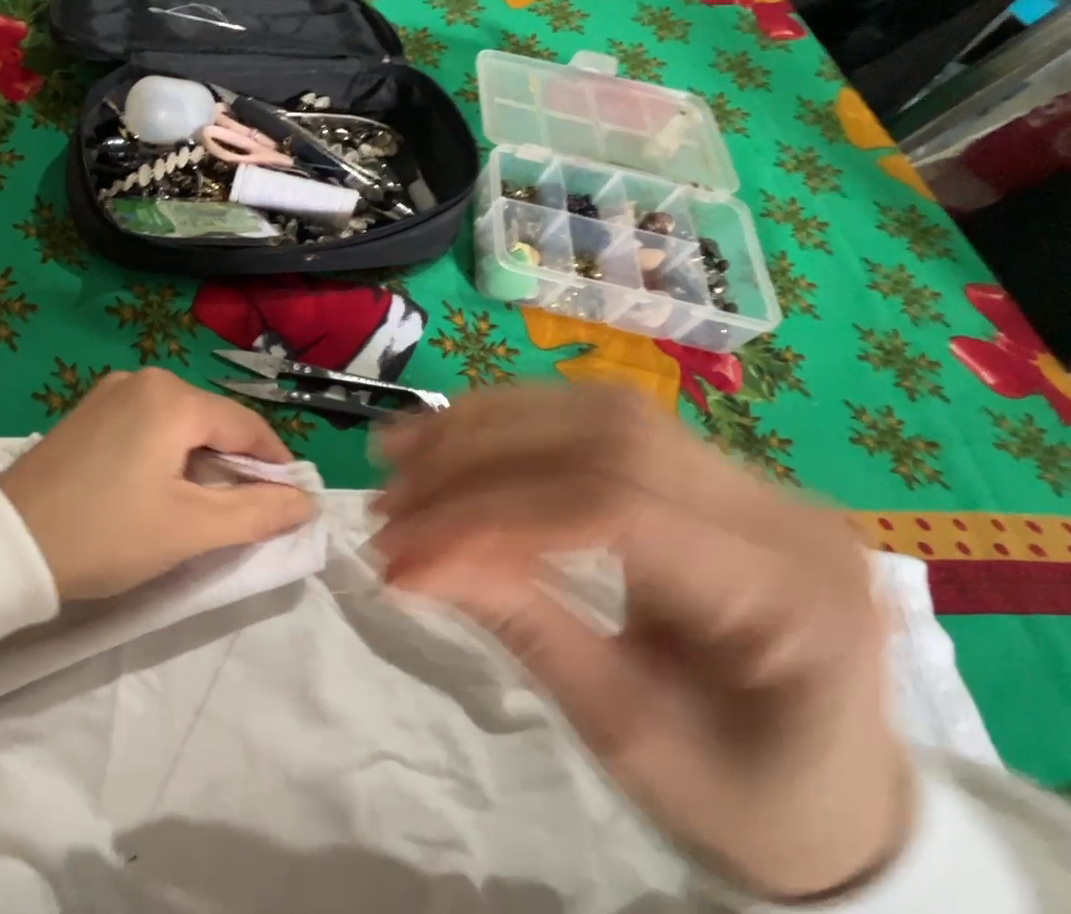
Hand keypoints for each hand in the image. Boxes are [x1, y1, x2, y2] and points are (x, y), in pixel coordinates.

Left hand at [0, 367, 317, 600]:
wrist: (8, 543)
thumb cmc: (106, 535)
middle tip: (239, 518)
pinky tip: (155, 493)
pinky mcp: (84, 415)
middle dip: (234, 467)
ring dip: (198, 464)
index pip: (248, 426)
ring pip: (178, 427)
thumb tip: (306, 500)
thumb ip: (258, 512)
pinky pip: (145, 428)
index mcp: (171, 396)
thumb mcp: (191, 529)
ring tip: (196, 512)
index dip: (276, 467)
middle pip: (212, 423)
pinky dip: (164, 457)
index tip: (288, 505)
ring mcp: (107, 394)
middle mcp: (141, 380)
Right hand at [372, 384, 910, 901]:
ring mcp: (756, 485)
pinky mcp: (716, 479)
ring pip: (601, 413)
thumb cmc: (734, 794)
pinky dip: (514, 427)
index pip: (617, 511)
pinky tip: (454, 442)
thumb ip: (523, 627)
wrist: (828, 799)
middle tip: (386, 503)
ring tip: (399, 454)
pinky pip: (604, 426)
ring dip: (485, 428)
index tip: (398, 554)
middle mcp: (785, 515)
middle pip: (610, 439)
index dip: (489, 518)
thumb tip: (409, 561)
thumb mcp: (620, 730)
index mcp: (788, 597)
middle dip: (475, 461)